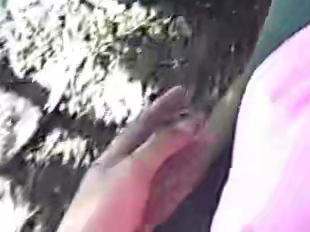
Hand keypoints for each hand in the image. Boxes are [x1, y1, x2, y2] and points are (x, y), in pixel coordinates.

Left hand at [57, 86, 215, 231]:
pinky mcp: (146, 219)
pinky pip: (172, 191)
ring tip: (211, 136)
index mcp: (112, 161)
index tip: (183, 91)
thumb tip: (191, 121)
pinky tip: (201, 167)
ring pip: (168, 168)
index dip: (163, 107)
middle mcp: (124, 177)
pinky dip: (188, 177)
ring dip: (190, 152)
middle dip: (182, 129)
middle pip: (158, 146)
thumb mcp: (130, 170)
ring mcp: (135, 199)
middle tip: (205, 115)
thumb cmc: (99, 215)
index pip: (142, 125)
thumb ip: (161, 143)